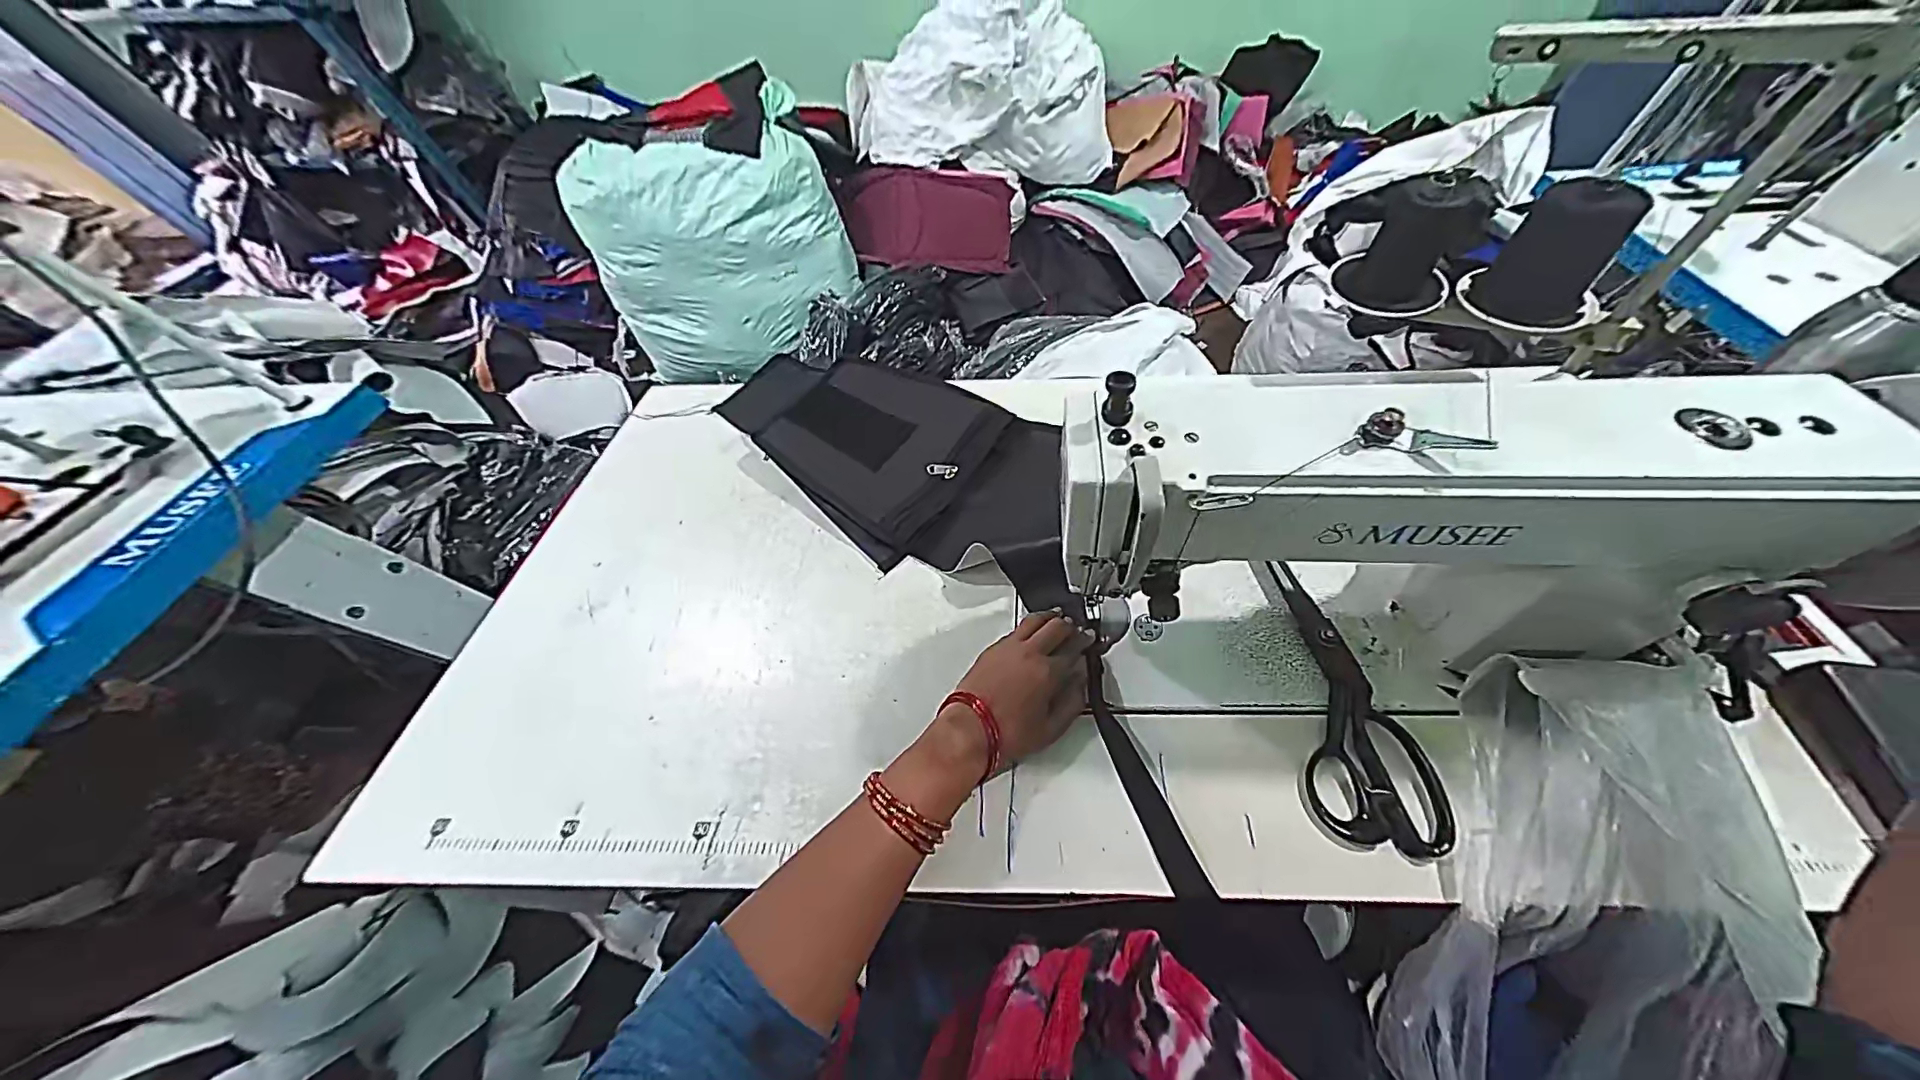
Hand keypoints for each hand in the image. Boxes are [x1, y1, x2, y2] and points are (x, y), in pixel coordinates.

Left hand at [944, 611, 1092, 774]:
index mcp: (1048, 672)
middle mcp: (1029, 654)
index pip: (1074, 648)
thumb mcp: (1051, 728)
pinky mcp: (993, 649)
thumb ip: (1071, 703)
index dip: (1086, 642)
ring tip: (1057, 618)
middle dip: (1071, 625)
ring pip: (1034, 620)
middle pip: (1057, 626)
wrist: (971, 729)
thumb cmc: (1005, 732)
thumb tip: (1079, 686)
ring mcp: (1009, 648)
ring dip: (1050, 617)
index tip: (1090, 641)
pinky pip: (1016, 629)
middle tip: (1077, 628)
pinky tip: (1031, 631)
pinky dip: (1029, 625)